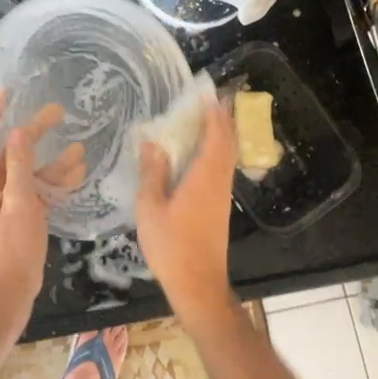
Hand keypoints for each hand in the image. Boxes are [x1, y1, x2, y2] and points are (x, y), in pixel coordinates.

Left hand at [0, 89, 86, 305]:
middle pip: (11, 151)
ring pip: (29, 171)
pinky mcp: (19, 212)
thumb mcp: (19, 205)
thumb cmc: (11, 250)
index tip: (6, 91)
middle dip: (34, 134)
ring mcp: (4, 200)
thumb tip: (18, 133)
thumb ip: (20, 167)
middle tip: (57, 112)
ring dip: (53, 161)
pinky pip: (36, 189)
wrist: (11, 293)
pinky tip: (77, 172)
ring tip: (80, 148)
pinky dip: (54, 182)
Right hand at [136, 97, 236, 314]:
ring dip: (221, 135)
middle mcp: (218, 182)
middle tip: (212, 99)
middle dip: (222, 119)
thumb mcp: (151, 209)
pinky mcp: (220, 208)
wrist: (198, 285)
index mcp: (203, 178)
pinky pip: (222, 169)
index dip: (214, 114)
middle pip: (227, 143)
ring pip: (227, 157)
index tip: (209, 93)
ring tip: (208, 119)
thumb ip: (152, 173)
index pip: (215, 136)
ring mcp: (222, 196)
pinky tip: (203, 154)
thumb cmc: (171, 247)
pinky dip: (217, 152)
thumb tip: (153, 142)